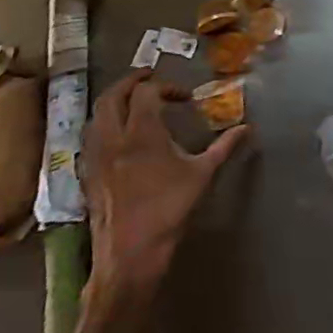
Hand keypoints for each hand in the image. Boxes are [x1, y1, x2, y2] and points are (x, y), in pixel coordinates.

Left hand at [82, 70, 246, 285]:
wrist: (130, 254)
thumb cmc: (169, 210)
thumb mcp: (202, 175)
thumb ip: (223, 147)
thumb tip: (246, 128)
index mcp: (142, 132)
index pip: (147, 92)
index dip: (166, 86)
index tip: (184, 97)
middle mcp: (113, 138)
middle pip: (112, 96)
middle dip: (130, 82)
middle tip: (149, 78)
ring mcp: (96, 156)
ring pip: (96, 115)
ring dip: (113, 102)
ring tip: (132, 102)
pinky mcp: (87, 174)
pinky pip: (89, 138)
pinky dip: (103, 125)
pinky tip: (117, 136)